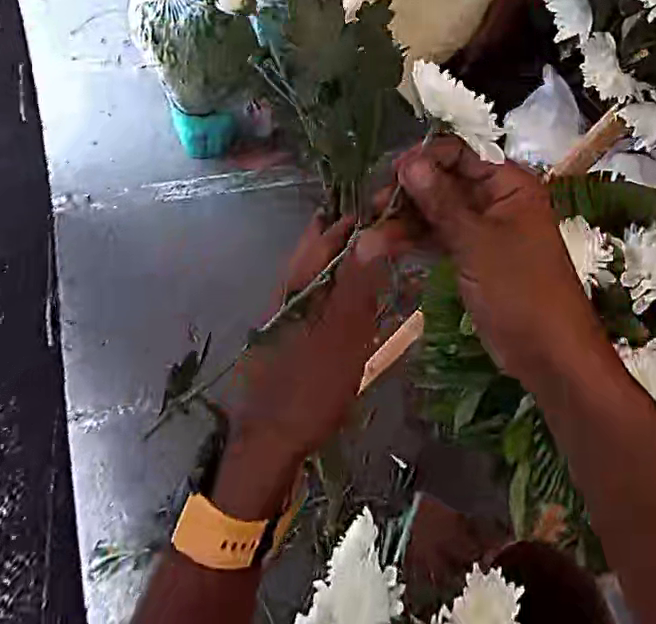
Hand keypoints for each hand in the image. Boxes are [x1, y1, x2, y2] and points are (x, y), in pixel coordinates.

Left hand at [215, 210, 409, 518]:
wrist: (270, 443)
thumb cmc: (310, 388)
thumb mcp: (343, 336)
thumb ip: (358, 285)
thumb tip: (372, 234)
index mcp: (297, 284)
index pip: (325, 236)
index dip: (353, 222)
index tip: (384, 212)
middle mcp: (287, 291)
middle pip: (318, 251)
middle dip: (349, 238)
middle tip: (384, 232)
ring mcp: (285, 314)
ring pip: (317, 275)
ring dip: (344, 264)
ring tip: (376, 260)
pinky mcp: (289, 336)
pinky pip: (317, 299)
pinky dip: (338, 290)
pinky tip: (357, 302)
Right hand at [395, 137, 607, 387]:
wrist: (549, 356)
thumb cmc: (521, 290)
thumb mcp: (477, 242)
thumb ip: (441, 201)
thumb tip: (409, 161)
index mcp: (508, 184)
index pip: (462, 152)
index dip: (426, 158)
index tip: (392, 173)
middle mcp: (494, 199)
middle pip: (443, 182)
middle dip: (407, 195)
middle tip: (373, 208)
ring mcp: (481, 228)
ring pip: (435, 213)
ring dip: (402, 224)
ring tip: (366, 243)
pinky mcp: (471, 255)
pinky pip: (437, 237)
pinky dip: (412, 243)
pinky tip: (380, 251)